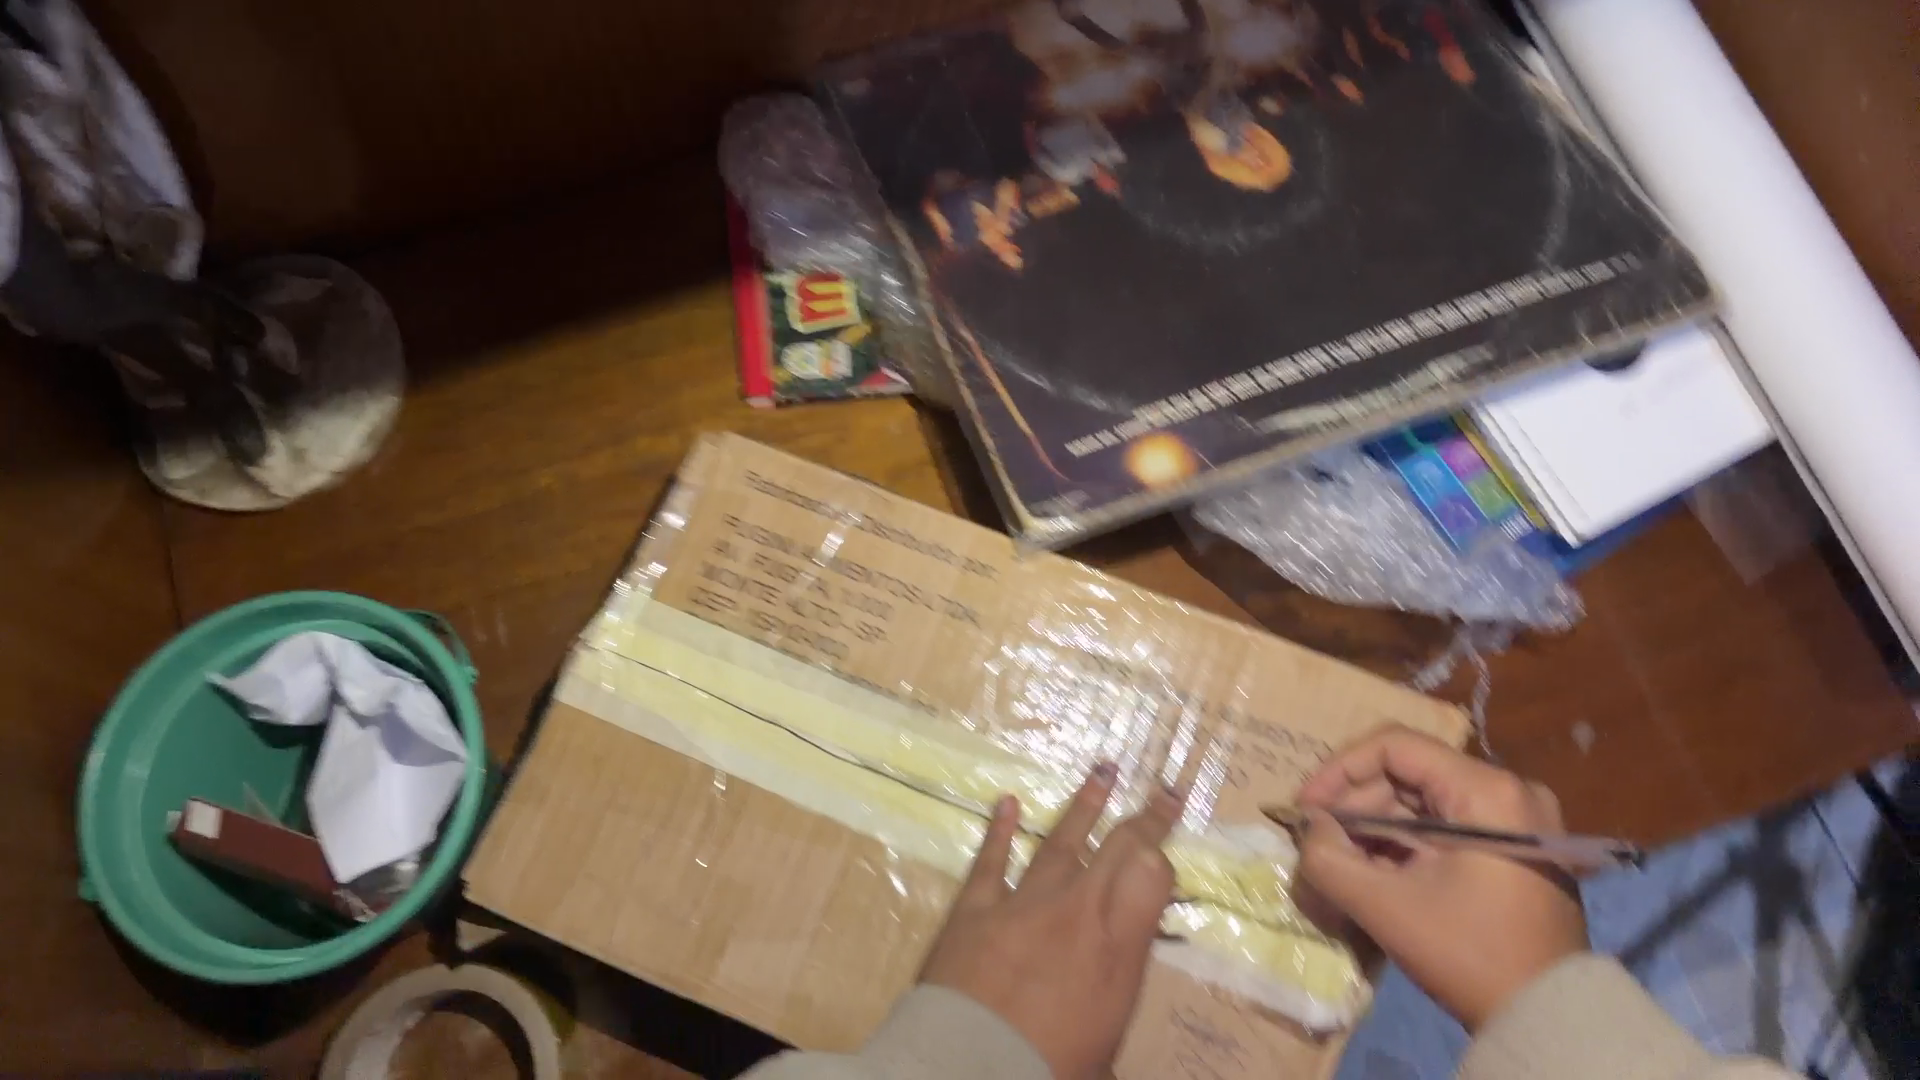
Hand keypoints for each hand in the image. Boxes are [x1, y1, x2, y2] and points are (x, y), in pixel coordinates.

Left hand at [920, 764, 1182, 1079]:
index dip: (1163, 854)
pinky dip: (998, 830)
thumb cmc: (1051, 1070)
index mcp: (1115, 946)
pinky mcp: (975, 907)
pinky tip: (1004, 802)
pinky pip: (991, 860)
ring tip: (1101, 771)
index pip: (1151, 873)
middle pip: (1116, 846)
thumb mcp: (1107, 1043)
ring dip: (1083, 805)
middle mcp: (1075, 910)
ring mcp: (1022, 901)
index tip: (1168, 845)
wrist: (971, 1070)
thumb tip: (1115, 997)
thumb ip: (1117, 993)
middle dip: (1145, 815)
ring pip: (1059, 840)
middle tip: (1162, 787)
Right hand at [1295, 726, 1587, 1030]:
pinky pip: (1440, 824)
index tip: (1307, 807)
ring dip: (1372, 824)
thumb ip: (1328, 857)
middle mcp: (1507, 791)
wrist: (1551, 1022)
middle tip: (1317, 837)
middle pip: (1406, 773)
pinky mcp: (1511, 846)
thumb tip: (1310, 826)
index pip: (1393, 747)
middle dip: (1353, 803)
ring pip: (1420, 799)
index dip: (1339, 769)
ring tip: (1339, 857)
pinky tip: (1371, 868)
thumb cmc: (1469, 953)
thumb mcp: (1384, 905)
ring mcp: (1514, 819)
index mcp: (1486, 791)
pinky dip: (1400, 840)